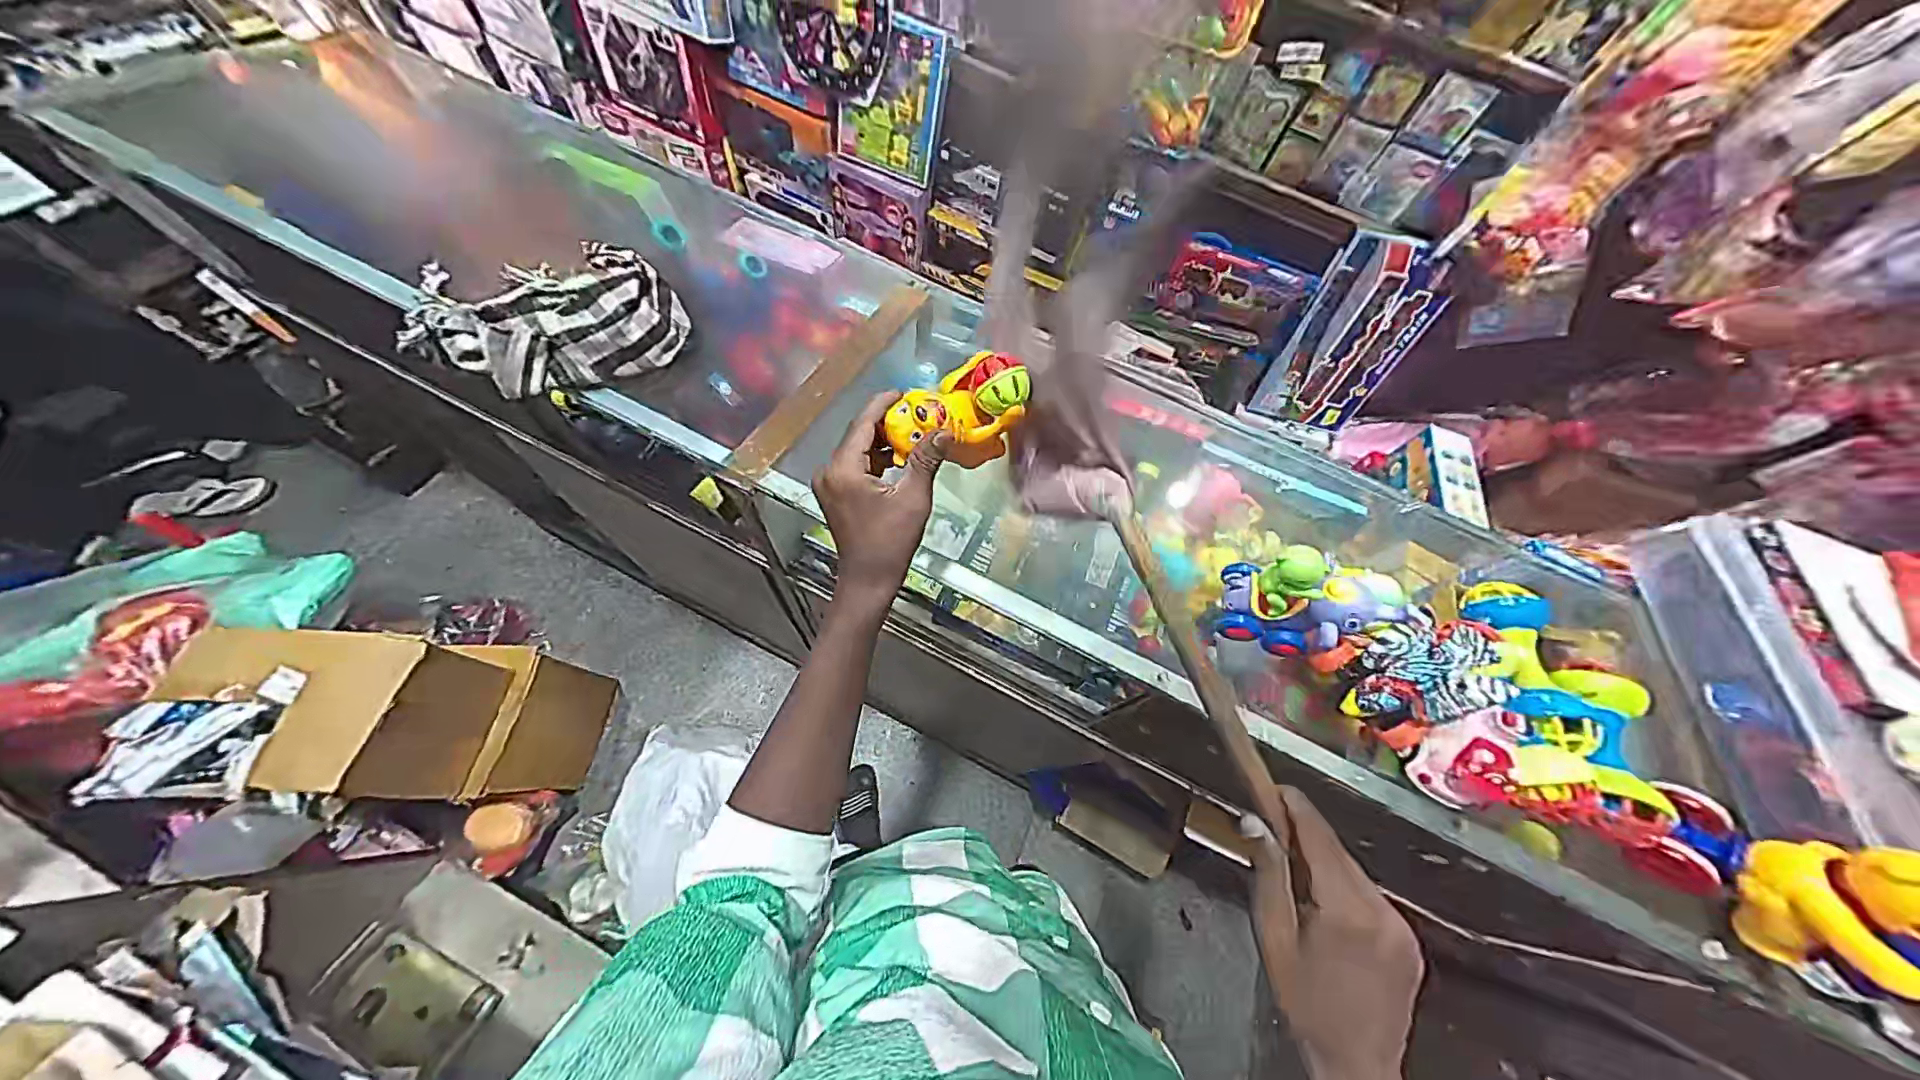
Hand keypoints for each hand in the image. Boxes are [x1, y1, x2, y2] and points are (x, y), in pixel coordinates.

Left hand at [813, 392, 948, 607]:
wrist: (868, 579)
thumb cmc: (891, 541)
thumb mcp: (913, 498)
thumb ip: (925, 459)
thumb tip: (944, 431)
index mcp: (843, 469)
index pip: (862, 424)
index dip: (883, 404)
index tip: (904, 393)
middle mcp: (829, 471)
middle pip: (858, 435)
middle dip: (887, 423)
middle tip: (916, 414)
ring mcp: (829, 483)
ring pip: (857, 450)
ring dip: (883, 442)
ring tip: (913, 434)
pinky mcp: (834, 494)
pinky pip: (855, 466)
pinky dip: (876, 459)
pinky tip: (899, 458)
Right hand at [1245, 787, 1422, 1079]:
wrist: (1357, 1065)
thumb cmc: (1305, 1002)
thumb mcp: (1275, 937)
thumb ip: (1268, 874)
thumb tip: (1254, 822)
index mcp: (1349, 909)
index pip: (1320, 838)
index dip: (1296, 807)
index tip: (1274, 788)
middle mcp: (1384, 911)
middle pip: (1337, 853)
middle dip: (1304, 834)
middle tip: (1270, 823)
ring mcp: (1401, 926)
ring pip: (1353, 872)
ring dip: (1322, 860)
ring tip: (1290, 864)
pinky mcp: (1407, 940)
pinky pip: (1368, 895)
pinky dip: (1341, 885)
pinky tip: (1320, 899)